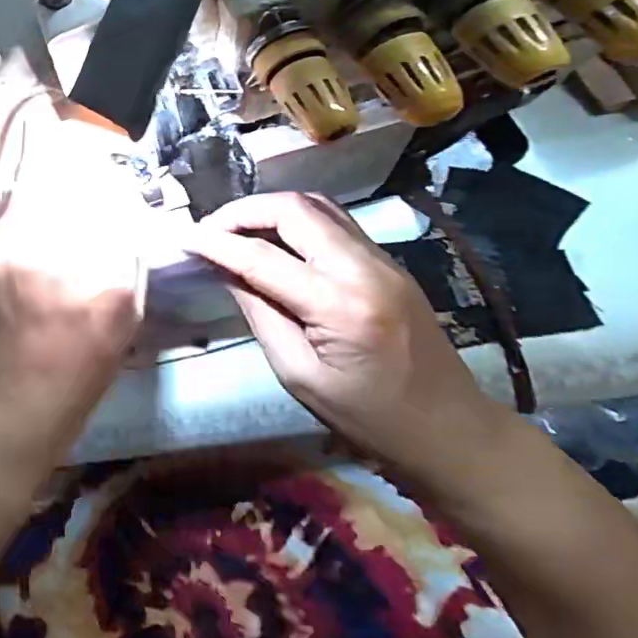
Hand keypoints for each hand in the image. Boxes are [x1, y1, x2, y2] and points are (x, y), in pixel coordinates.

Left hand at [0, 101, 146, 484]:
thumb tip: (118, 192)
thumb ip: (130, 251)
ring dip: (29, 128)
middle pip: (67, 165)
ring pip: (23, 166)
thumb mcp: (128, 316)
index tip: (102, 132)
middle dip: (70, 129)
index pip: (110, 187)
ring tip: (29, 97)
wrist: (7, 405)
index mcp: (106, 271)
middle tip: (67, 109)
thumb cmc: (77, 369)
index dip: (105, 152)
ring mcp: (5, 245)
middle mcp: (56, 250)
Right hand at [188, 192, 508, 472]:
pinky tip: (274, 238)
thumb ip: (259, 314)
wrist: (454, 432)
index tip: (183, 238)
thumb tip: (226, 270)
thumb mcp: (299, 375)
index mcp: (340, 305)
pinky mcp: (387, 261)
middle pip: (292, 209)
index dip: (215, 243)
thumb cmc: (369, 419)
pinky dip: (295, 218)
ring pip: (316, 204)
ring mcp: (382, 259)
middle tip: (209, 230)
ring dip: (269, 209)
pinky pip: (334, 220)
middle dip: (241, 212)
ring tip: (235, 229)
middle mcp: (364, 268)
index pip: (261, 257)